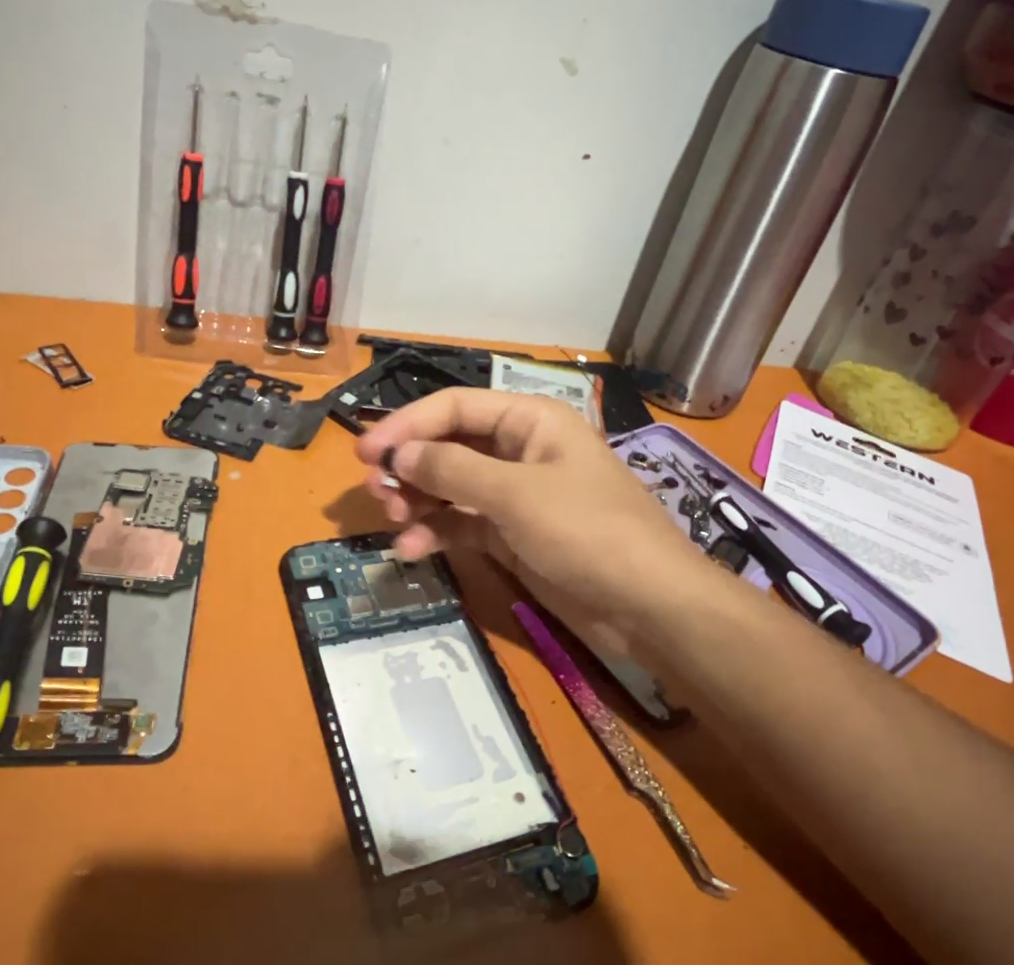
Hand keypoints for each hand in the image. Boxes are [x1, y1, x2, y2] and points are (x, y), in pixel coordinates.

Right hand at [357, 388, 718, 651]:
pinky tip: (412, 552)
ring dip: (418, 501)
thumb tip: (398, 453)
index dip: (406, 425)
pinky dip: (437, 534)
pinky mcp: (514, 537)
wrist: (649, 606)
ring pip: (451, 487)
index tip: (364, 454)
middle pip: (449, 446)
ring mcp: (516, 496)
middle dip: (410, 466)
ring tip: (393, 523)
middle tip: (375, 493)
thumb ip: (453, 470)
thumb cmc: (589, 532)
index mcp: (530, 421)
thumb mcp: (518, 495)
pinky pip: (464, 525)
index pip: (454, 407)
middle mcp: (520, 451)